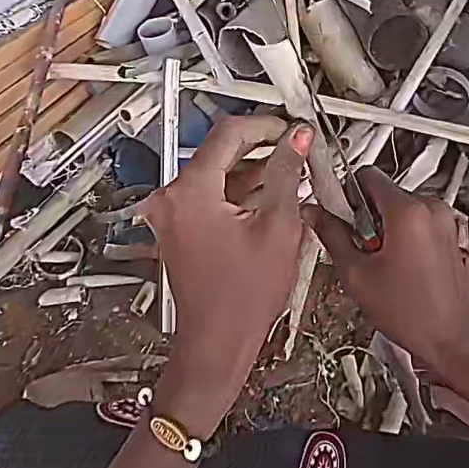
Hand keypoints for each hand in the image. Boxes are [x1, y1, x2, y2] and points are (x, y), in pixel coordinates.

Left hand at [140, 114, 312, 428]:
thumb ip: (286, 173)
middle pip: (221, 152)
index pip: (228, 134)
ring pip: (218, 174)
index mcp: (190, 192)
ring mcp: (173, 214)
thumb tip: (296, 140)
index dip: (265, 125)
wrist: (218, 342)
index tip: (289, 129)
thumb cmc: (241, 299)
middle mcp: (172, 199)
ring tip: (292, 176)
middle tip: (296, 150)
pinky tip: (272, 197)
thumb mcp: (278, 226)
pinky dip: (239, 193)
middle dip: (263, 149)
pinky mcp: (180, 227)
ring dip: (254, 172)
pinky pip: (211, 195)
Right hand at [303, 167, 468, 376]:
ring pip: (398, 206)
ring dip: (382, 226)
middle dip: (364, 215)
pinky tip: (396, 264)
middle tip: (358, 247)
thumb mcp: (356, 274)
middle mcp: (431, 209)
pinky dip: (401, 234)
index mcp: (408, 212)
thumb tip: (314, 213)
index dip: (345, 194)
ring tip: (379, 260)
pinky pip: (416, 220)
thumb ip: (331, 235)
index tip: (335, 211)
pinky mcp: (449, 233)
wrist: (451, 340)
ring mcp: (444, 221)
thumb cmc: (412, 313)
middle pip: (383, 192)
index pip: (366, 176)